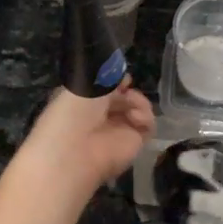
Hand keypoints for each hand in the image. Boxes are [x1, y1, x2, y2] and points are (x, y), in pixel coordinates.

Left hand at [15, 82, 154, 193]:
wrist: (76, 147)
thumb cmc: (74, 110)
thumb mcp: (85, 81)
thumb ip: (106, 75)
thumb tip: (123, 79)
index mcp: (83, 101)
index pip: (104, 88)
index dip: (113, 80)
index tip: (117, 75)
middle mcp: (100, 116)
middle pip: (123, 96)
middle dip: (125, 89)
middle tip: (124, 88)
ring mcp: (118, 130)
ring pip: (137, 108)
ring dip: (137, 100)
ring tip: (131, 102)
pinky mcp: (134, 143)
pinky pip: (148, 125)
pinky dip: (146, 116)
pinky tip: (136, 117)